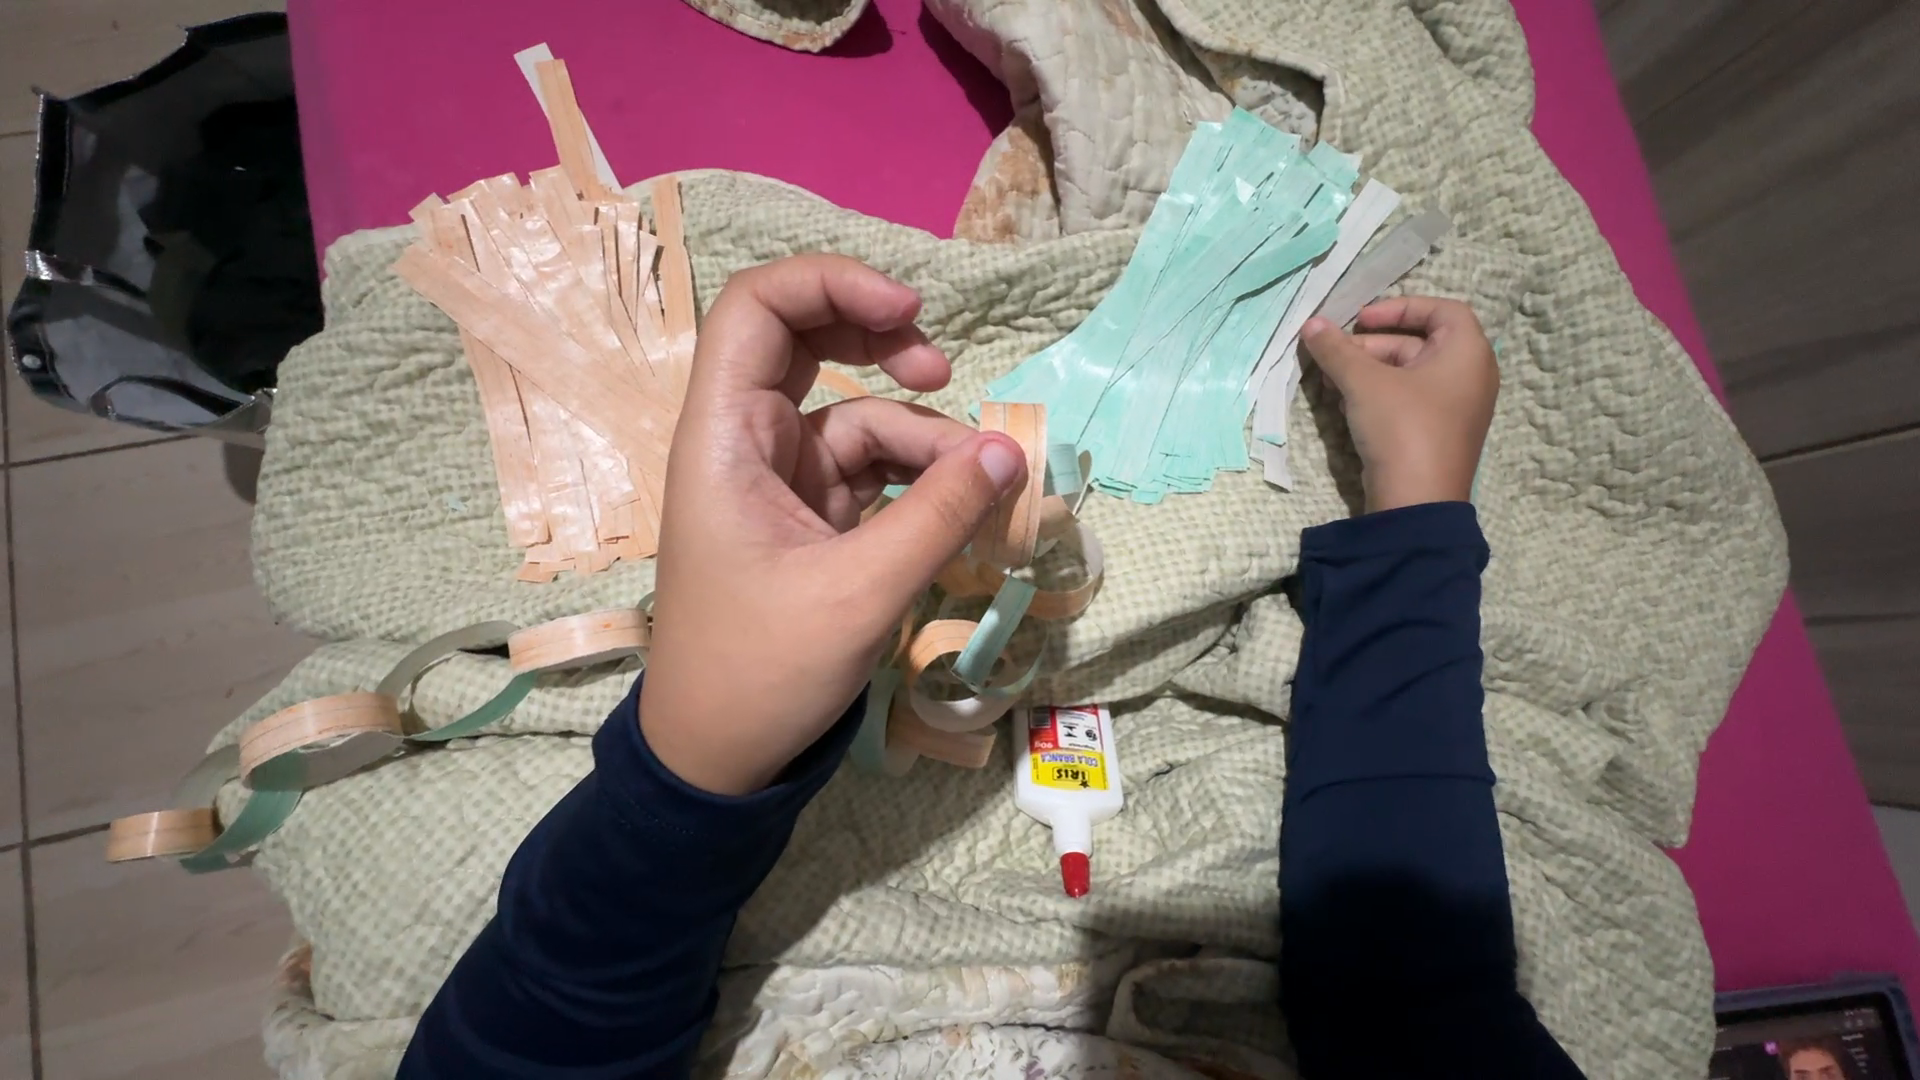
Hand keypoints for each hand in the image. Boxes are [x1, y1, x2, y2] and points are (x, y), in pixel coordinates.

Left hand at [639, 255, 1027, 794]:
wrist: (723, 755)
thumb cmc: (763, 671)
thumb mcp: (861, 591)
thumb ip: (939, 515)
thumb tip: (1010, 450)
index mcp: (726, 437)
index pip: (759, 310)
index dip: (832, 285)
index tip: (910, 311)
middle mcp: (749, 441)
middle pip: (807, 343)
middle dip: (882, 344)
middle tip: (945, 371)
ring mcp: (783, 479)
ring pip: (860, 419)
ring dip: (923, 441)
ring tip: (982, 484)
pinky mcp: (814, 517)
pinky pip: (874, 472)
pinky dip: (920, 482)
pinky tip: (961, 507)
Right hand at [1300, 297, 1497, 512]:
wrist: (1416, 499)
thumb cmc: (1402, 427)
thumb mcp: (1363, 383)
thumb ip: (1336, 350)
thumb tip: (1311, 323)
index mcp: (1466, 352)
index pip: (1441, 310)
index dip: (1399, 307)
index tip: (1360, 319)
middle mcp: (1468, 374)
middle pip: (1416, 343)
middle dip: (1370, 346)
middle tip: (1334, 356)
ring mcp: (1452, 406)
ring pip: (1406, 374)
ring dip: (1366, 372)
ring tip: (1331, 382)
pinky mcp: (1434, 432)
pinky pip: (1405, 400)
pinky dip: (1376, 395)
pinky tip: (1344, 406)